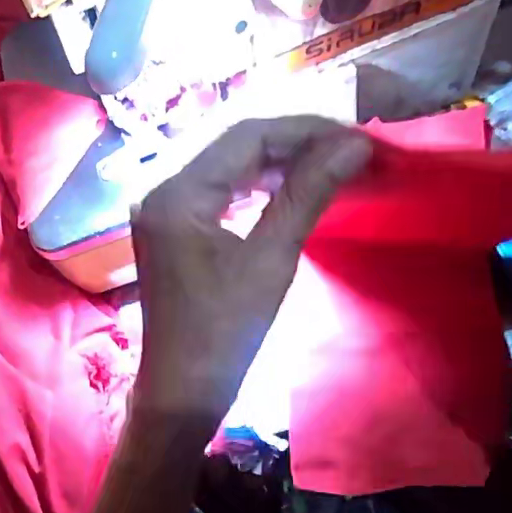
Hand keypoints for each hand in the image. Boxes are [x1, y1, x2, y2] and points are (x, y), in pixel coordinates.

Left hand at [128, 117, 373, 446]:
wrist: (181, 383)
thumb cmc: (223, 332)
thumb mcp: (270, 260)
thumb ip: (307, 194)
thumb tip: (355, 143)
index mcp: (173, 191)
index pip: (242, 134)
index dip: (302, 128)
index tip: (354, 134)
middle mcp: (157, 182)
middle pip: (229, 136)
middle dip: (290, 136)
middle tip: (345, 142)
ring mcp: (159, 198)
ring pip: (222, 154)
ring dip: (273, 153)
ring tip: (327, 157)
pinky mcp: (169, 214)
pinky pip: (214, 178)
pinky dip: (253, 175)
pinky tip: (288, 179)